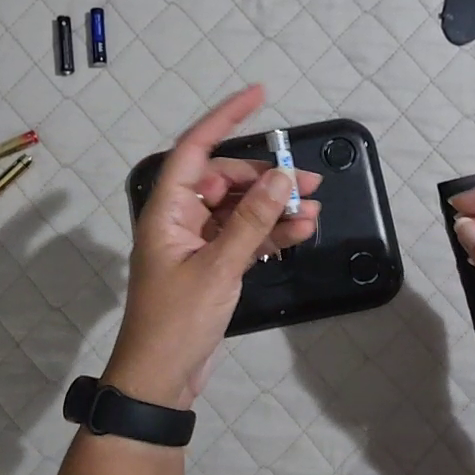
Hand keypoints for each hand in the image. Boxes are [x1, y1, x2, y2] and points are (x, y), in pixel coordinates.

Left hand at [104, 86, 321, 409]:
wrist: (161, 379)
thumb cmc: (177, 321)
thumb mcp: (218, 268)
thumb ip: (252, 222)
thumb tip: (282, 177)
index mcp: (167, 210)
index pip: (196, 149)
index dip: (225, 118)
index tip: (259, 95)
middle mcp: (180, 218)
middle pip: (226, 180)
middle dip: (266, 177)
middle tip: (307, 180)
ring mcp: (197, 242)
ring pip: (240, 209)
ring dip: (274, 207)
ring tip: (313, 209)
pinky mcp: (212, 265)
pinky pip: (245, 236)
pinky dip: (271, 232)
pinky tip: (301, 231)